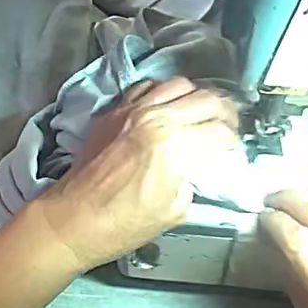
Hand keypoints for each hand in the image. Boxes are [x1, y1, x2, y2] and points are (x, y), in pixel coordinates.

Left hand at [24, 78, 239, 273]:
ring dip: (196, 96)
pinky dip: (162, 91)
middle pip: (206, 99)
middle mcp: (155, 119)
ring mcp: (132, 111)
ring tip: (200, 112)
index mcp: (175, 146)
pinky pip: (145, 87)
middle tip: (227, 127)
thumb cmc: (122, 223)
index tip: (233, 150)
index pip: (221, 131)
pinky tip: (166, 106)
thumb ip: (194, 182)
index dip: (233, 142)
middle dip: (224, 113)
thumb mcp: (175, 210)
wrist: (74, 217)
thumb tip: (200, 168)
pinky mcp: (114, 111)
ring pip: (178, 84)